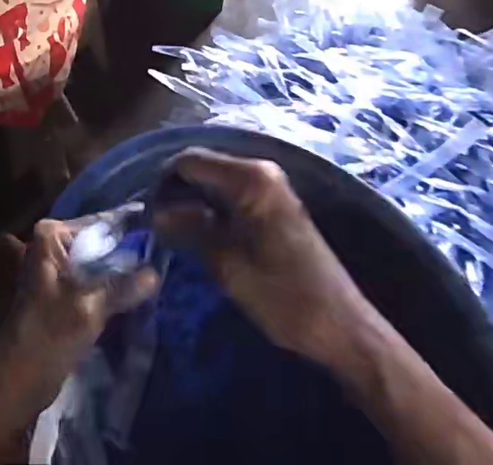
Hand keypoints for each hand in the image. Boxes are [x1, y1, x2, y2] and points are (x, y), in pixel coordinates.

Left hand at [0, 216, 159, 376]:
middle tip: (168, 255)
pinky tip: (141, 292)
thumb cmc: (50, 332)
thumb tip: (156, 272)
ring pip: (100, 262)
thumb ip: (122, 287)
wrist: (22, 370)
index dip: (130, 230)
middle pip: (100, 242)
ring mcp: (58, 266)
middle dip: (130, 252)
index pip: (98, 224)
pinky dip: (114, 286)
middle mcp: (53, 243)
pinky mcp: (65, 289)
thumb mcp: (89, 307)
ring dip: (124, 272)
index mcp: (51, 235)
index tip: (164, 232)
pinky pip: (96, 279)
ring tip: (161, 272)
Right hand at [159, 148, 382, 366]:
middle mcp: (261, 170)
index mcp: (250, 178)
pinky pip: (228, 189)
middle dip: (175, 188)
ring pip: (211, 177)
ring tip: (174, 226)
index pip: (187, 161)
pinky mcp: (274, 202)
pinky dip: (208, 203)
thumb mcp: (225, 263)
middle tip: (157, 220)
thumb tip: (153, 213)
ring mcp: (270, 185)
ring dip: (190, 197)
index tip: (147, 212)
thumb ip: (186, 228)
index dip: (161, 183)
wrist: (345, 331)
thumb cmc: (284, 296)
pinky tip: (199, 228)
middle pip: (199, 165)